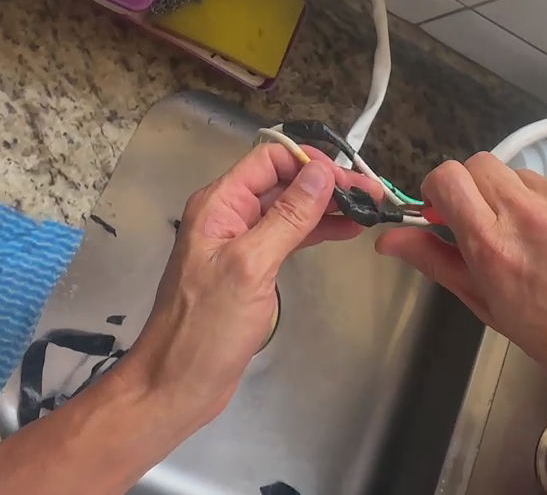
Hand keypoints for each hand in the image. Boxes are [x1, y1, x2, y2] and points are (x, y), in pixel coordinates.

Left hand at [122, 143, 380, 427]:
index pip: (269, 160)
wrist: (177, 385)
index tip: (346, 177)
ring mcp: (241, 240)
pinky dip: (317, 230)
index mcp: (219, 203)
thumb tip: (320, 173)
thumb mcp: (251, 265)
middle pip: (283, 182)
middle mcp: (229, 214)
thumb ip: (288, 216)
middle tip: (369, 193)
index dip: (309, 162)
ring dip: (326, 206)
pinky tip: (345, 230)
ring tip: (366, 209)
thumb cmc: (206, 327)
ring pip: (290, 208)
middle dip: (326, 183)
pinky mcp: (253, 266)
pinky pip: (289, 235)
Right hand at [375, 153, 546, 413]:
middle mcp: (529, 214)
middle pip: (479, 164)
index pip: (446, 177)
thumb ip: (438, 264)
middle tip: (490, 223)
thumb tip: (391, 239)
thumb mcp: (492, 310)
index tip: (445, 208)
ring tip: (543, 243)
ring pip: (522, 176)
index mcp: (494, 246)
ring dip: (520, 199)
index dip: (439, 189)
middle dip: (475, 189)